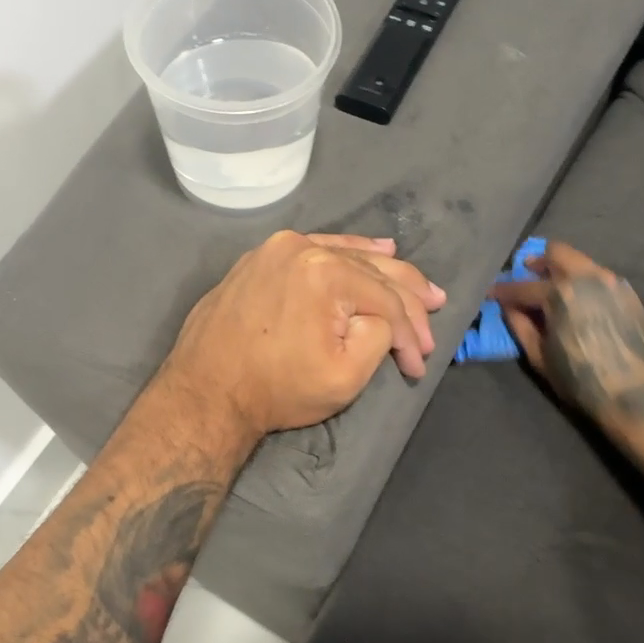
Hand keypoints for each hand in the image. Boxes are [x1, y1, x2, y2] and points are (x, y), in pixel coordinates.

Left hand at [159, 230, 446, 436]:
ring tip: (419, 284)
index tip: (418, 366)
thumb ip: (379, 339)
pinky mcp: (262, 259)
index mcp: (326, 273)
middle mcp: (303, 248)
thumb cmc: (276, 390)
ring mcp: (277, 249)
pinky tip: (376, 249)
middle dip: (409, 299)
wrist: (205, 394)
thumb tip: (384, 322)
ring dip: (386, 271)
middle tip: (438, 308)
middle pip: (372, 272)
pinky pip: (318, 251)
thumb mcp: (345, 377)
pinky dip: (350, 254)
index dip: (410, 335)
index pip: (388, 302)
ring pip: (348, 257)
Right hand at [490, 241, 643, 428]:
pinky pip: (597, 275)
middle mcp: (586, 277)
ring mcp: (611, 281)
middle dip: (536, 263)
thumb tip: (508, 307)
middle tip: (524, 276)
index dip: (502, 290)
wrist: (636, 394)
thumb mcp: (540, 356)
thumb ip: (520, 325)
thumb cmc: (580, 380)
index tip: (490, 293)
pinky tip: (575, 301)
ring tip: (548, 288)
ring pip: (579, 261)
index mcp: (560, 294)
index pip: (523, 286)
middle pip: (556, 253)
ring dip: (560, 268)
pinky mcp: (627, 292)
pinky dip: (580, 279)